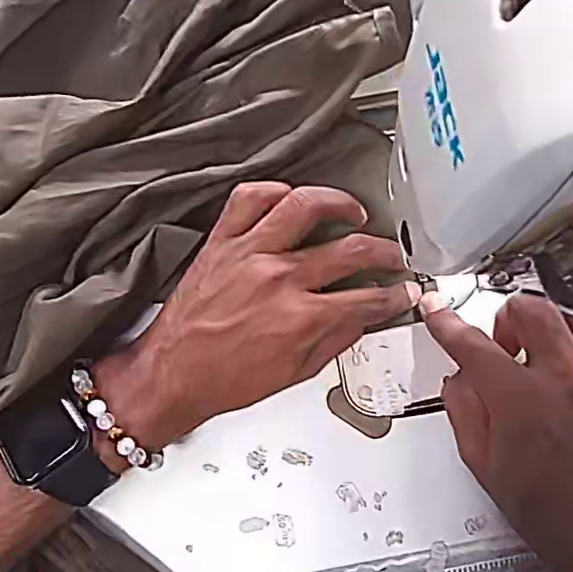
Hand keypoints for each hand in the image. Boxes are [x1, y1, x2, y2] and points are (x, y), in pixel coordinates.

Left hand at [93, 182, 417, 452]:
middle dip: (384, 253)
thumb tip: (361, 320)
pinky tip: (289, 199)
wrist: (172, 375)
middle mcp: (279, 279)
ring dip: (339, 203)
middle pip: (350, 250)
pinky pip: (249, 199)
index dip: (393, 295)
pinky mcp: (221, 243)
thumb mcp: (294, 373)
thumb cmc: (224, 380)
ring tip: (352, 210)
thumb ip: (334, 341)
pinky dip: (274, 191)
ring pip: (304, 206)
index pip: (366, 298)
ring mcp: (248, 254)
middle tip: (391, 256)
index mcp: (301, 318)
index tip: (400, 291)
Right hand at [420, 292, 572, 571]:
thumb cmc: (554, 514)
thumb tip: (460, 377)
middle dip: (508, 320)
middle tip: (507, 345)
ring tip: (550, 365)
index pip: (472, 344)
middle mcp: (569, 381)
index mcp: (521, 402)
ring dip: (553, 335)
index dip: (447, 324)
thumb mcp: (485, 466)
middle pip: (530, 308)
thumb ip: (464, 410)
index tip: (440, 313)